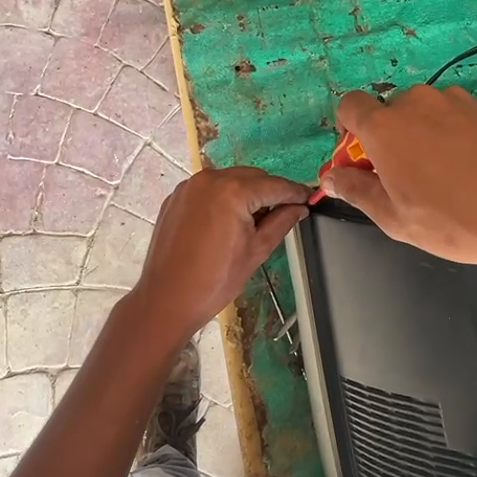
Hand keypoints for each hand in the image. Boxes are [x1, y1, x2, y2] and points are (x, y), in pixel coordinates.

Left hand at [129, 166, 309, 343]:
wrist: (166, 299)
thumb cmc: (215, 280)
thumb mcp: (256, 251)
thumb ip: (281, 222)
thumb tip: (299, 208)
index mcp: (233, 191)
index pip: (275, 185)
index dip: (295, 192)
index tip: (310, 197)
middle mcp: (210, 179)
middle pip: (252, 177)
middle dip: (270, 191)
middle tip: (285, 213)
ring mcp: (189, 186)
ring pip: (230, 179)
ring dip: (246, 192)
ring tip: (254, 220)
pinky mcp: (176, 197)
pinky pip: (208, 188)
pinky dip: (223, 197)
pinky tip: (227, 221)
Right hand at [324, 85, 476, 272]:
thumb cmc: (456, 221)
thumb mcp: (396, 219)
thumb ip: (356, 191)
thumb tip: (330, 177)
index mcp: (385, 127)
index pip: (349, 106)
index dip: (348, 130)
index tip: (361, 160)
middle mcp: (415, 102)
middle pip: (387, 113)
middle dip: (387, 140)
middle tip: (405, 181)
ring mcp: (452, 100)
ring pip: (421, 115)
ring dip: (420, 137)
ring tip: (444, 180)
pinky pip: (450, 116)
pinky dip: (449, 136)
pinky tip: (469, 170)